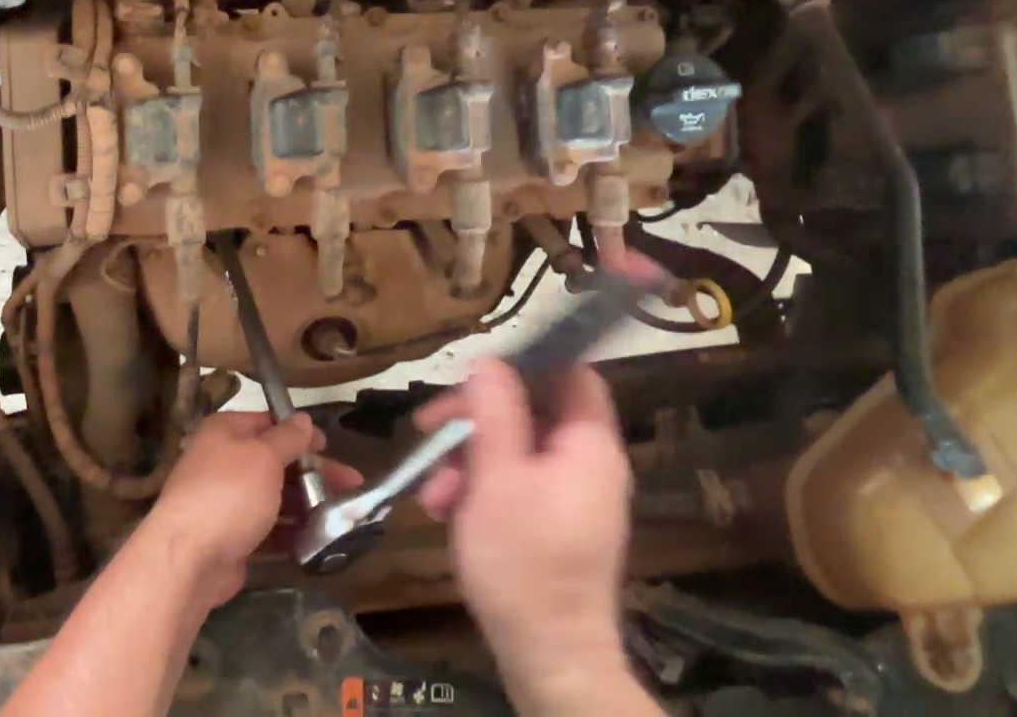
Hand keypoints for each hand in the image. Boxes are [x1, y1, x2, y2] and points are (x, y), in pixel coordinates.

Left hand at [137, 411, 360, 608]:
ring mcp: (227, 501)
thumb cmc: (229, 494)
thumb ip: (288, 438)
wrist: (189, 559)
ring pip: (275, 497)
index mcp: (226, 432)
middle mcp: (224, 461)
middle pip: (277, 462)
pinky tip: (319, 539)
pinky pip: (268, 528)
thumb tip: (304, 419)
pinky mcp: (233, 536)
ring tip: (343, 516)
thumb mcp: (263, 457)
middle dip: (313, 474)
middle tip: (351, 486)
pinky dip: (291, 532)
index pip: (269, 423)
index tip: (331, 446)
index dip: (301, 433)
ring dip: (306, 505)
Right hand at [415, 361, 636, 712]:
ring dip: (466, 458)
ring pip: (513, 447)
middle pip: (530, 410)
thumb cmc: (523, 562)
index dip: (528, 361)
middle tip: (428, 426)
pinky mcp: (552, 521)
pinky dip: (478, 486)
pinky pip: (513, 481)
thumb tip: (488, 360)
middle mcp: (586, 463)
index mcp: (588, 445)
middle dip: (474, 418)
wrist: (548, 657)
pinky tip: (445, 508)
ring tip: (434, 491)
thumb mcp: (497, 477)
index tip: (475, 367)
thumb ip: (495, 412)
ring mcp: (570, 494)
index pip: (572, 373)